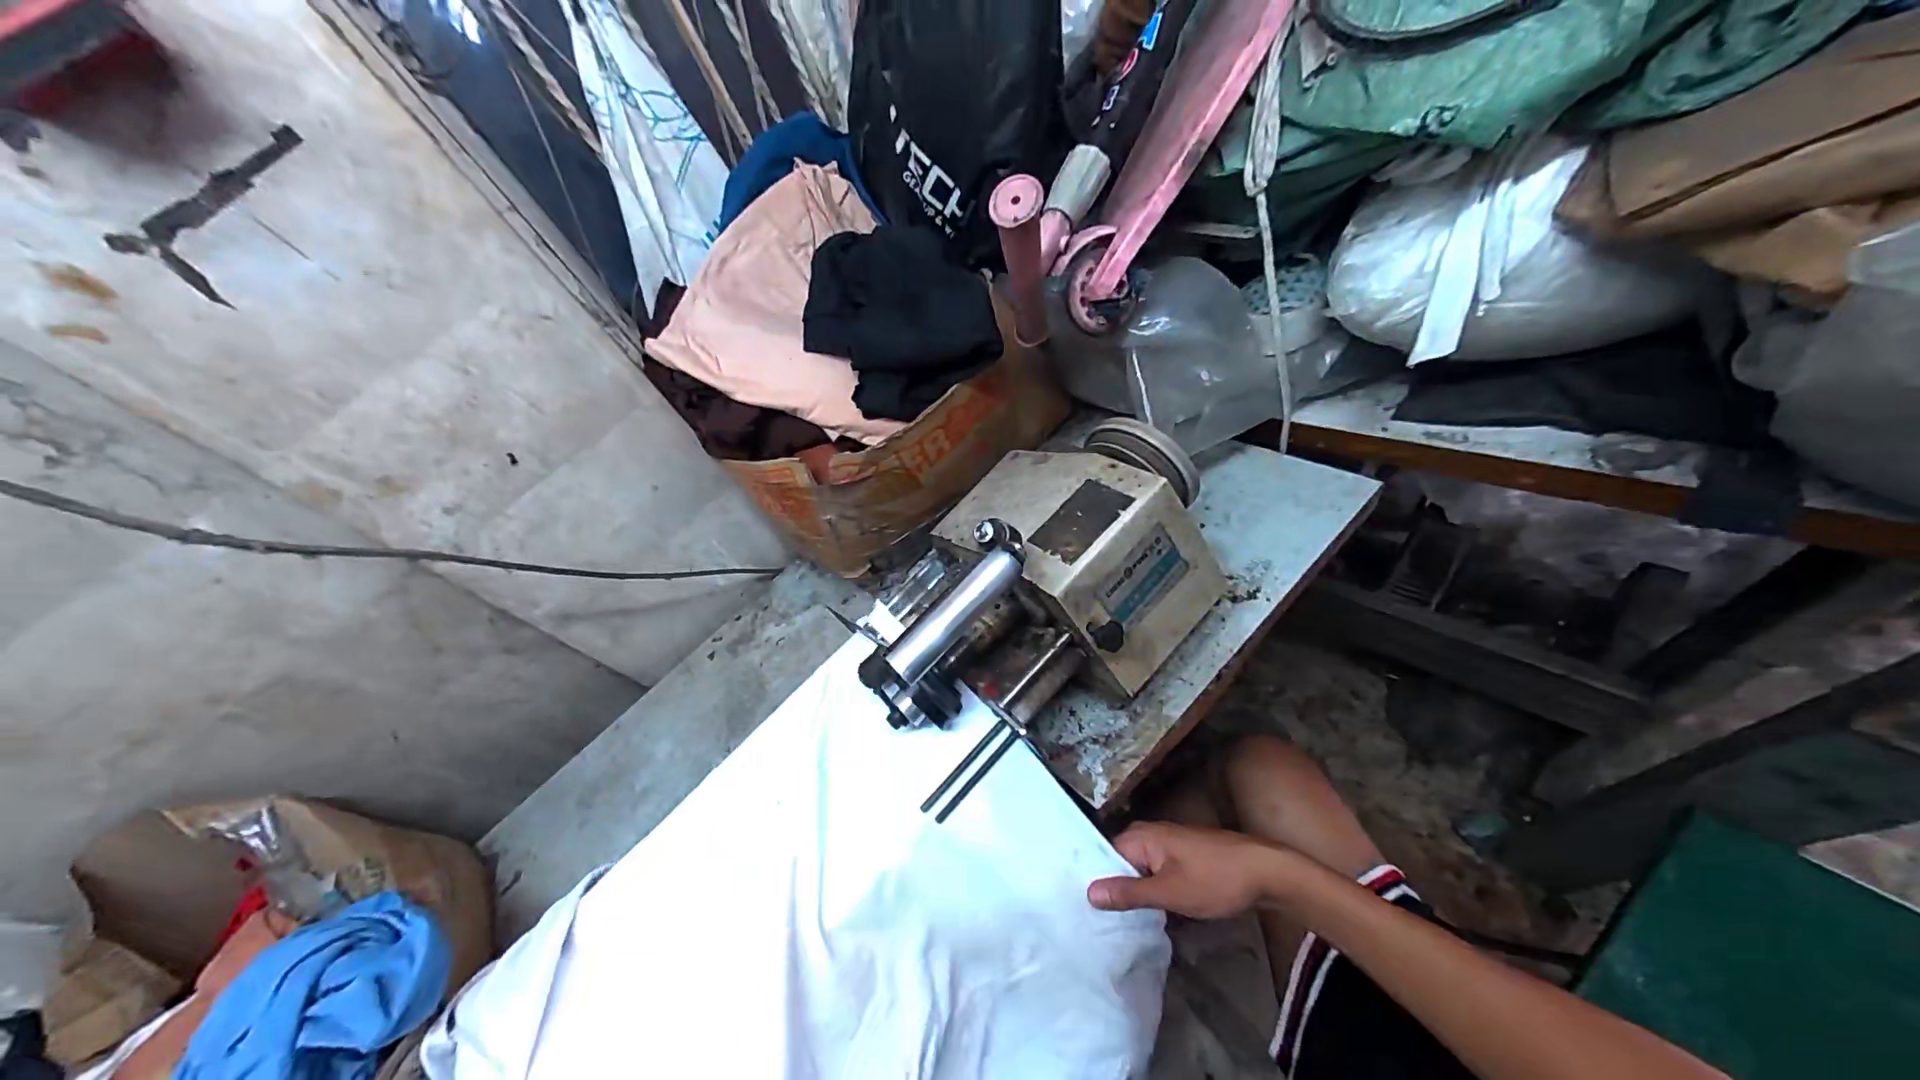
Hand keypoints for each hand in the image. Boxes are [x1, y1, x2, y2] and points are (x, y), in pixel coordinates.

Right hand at [1087, 821, 1297, 917]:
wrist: (1268, 873)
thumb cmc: (1216, 880)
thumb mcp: (1170, 893)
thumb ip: (1129, 893)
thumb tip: (1089, 892)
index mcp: (1142, 836)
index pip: (1104, 857)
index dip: (1096, 881)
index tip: (1084, 908)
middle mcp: (1151, 834)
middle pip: (1121, 863)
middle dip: (1114, 889)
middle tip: (1099, 920)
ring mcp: (1169, 845)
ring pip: (1140, 870)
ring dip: (1135, 893)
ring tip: (1119, 922)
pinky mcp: (1184, 858)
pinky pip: (1156, 873)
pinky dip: (1153, 891)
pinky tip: (1150, 914)